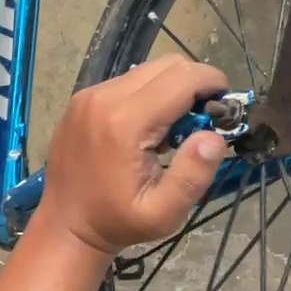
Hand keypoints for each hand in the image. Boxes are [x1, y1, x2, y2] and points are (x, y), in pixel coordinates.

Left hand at [34, 55, 230, 256]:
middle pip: (166, 66)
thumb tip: (214, 137)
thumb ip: (192, 175)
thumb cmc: (115, 221)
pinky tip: (146, 129)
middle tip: (201, 121)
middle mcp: (104, 98)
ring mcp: (88, 95)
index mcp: (125, 123)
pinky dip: (146, 94)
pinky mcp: (81, 99)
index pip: (182, 78)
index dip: (212, 84)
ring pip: (146, 70)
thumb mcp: (162, 213)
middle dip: (194, 85)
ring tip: (172, 130)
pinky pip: (126, 81)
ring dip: (170, 90)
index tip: (225, 107)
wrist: (65, 224)